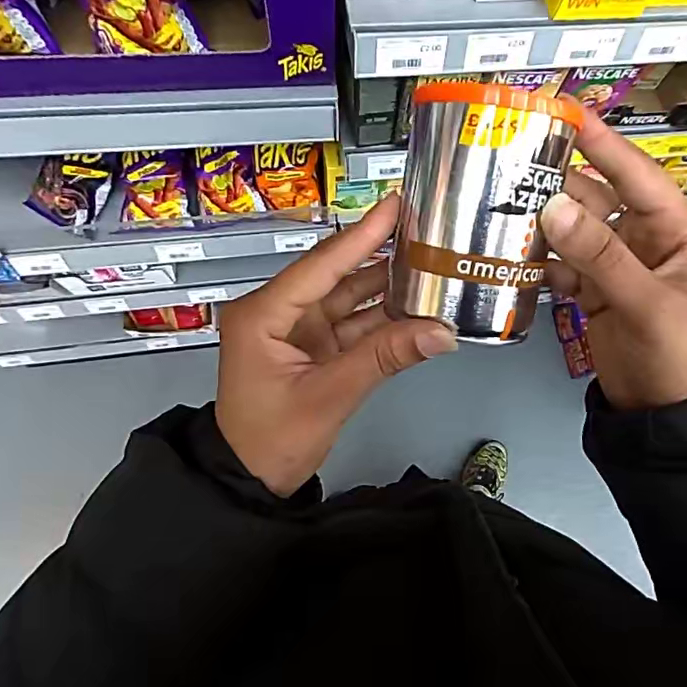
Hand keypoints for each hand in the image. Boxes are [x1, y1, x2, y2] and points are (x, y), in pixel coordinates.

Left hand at [216, 195, 458, 495]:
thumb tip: (438, 333)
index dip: (362, 234)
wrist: (248, 480)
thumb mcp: (329, 397)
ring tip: (428, 262)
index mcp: (263, 314)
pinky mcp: (312, 347)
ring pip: (348, 298)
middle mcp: (277, 313)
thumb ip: (384, 358)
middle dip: (379, 253)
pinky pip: (352, 324)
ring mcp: (297, 330)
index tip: (395, 206)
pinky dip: (382, 319)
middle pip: (336, 275)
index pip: (321, 265)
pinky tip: (413, 306)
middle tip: (421, 227)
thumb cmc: (267, 441)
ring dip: (386, 286)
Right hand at [540, 107, 686, 409]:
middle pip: (594, 198)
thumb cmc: (677, 355)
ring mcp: (615, 262)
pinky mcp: (592, 286)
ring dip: (543, 223)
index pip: (636, 174)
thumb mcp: (645, 302)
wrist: (664, 410)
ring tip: (504, 211)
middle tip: (512, 168)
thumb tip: (554, 207)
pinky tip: (516, 258)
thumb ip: (600, 255)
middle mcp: (643, 237)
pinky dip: (540, 259)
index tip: (568, 114)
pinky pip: (561, 260)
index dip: (602, 143)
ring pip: (572, 229)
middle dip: (557, 186)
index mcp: (675, 230)